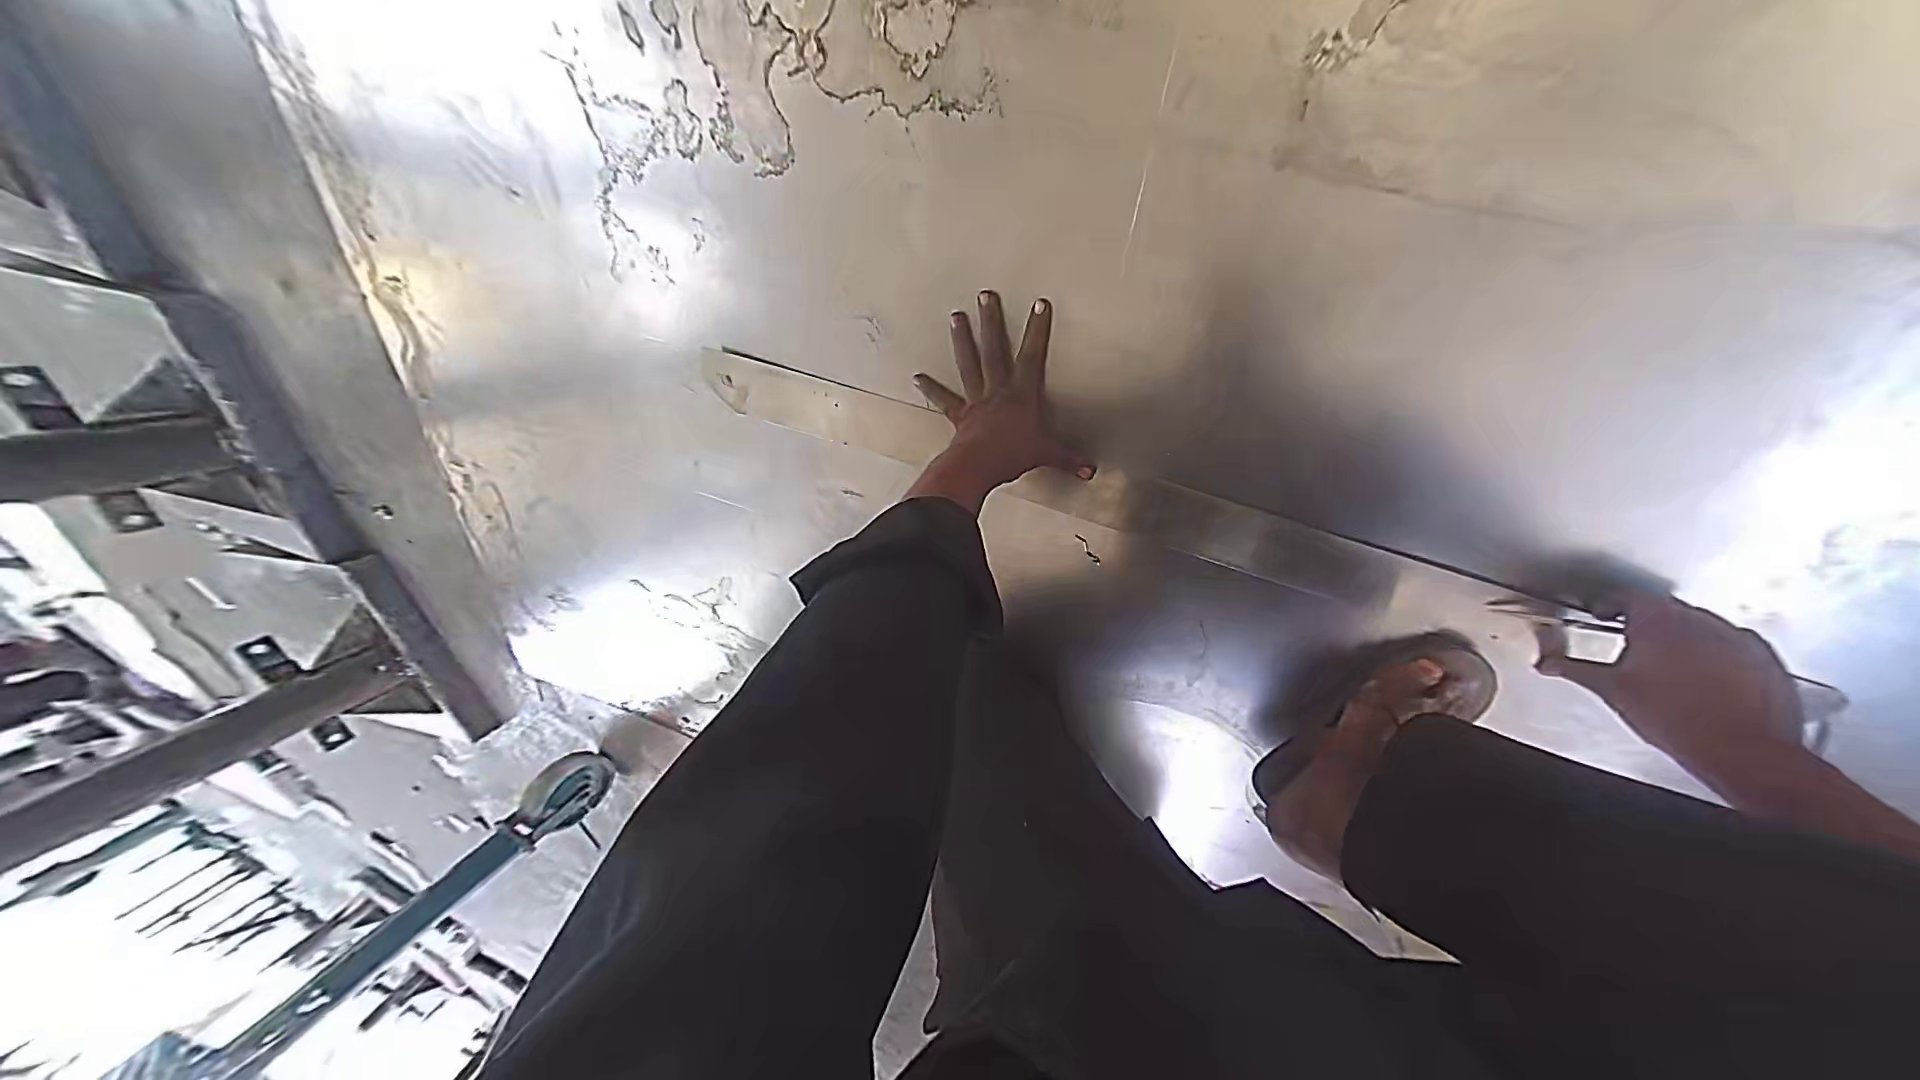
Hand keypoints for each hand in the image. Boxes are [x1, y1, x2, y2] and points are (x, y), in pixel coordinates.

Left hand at [905, 290, 1094, 513]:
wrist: (978, 466)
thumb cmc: (1012, 457)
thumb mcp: (1046, 455)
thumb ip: (1068, 459)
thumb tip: (1091, 471)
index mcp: (1021, 395)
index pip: (1032, 356)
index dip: (1037, 330)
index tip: (1039, 304)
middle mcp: (997, 392)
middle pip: (994, 350)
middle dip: (991, 322)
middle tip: (985, 296)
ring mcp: (976, 401)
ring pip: (969, 364)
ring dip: (962, 340)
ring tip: (956, 316)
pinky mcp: (960, 416)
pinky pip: (945, 400)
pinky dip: (931, 390)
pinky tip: (918, 378)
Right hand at [1536, 589, 1804, 769]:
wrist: (1742, 751)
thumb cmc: (1676, 717)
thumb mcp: (1610, 688)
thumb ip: (1573, 667)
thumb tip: (1548, 662)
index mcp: (1659, 621)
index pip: (1626, 596)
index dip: (1607, 603)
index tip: (1600, 613)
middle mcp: (1702, 622)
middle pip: (1664, 609)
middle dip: (1643, 622)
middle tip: (1626, 640)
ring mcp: (1740, 641)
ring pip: (1700, 627)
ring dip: (1680, 639)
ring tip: (1664, 664)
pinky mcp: (1767, 662)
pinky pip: (1733, 647)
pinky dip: (1714, 656)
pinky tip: (1701, 678)